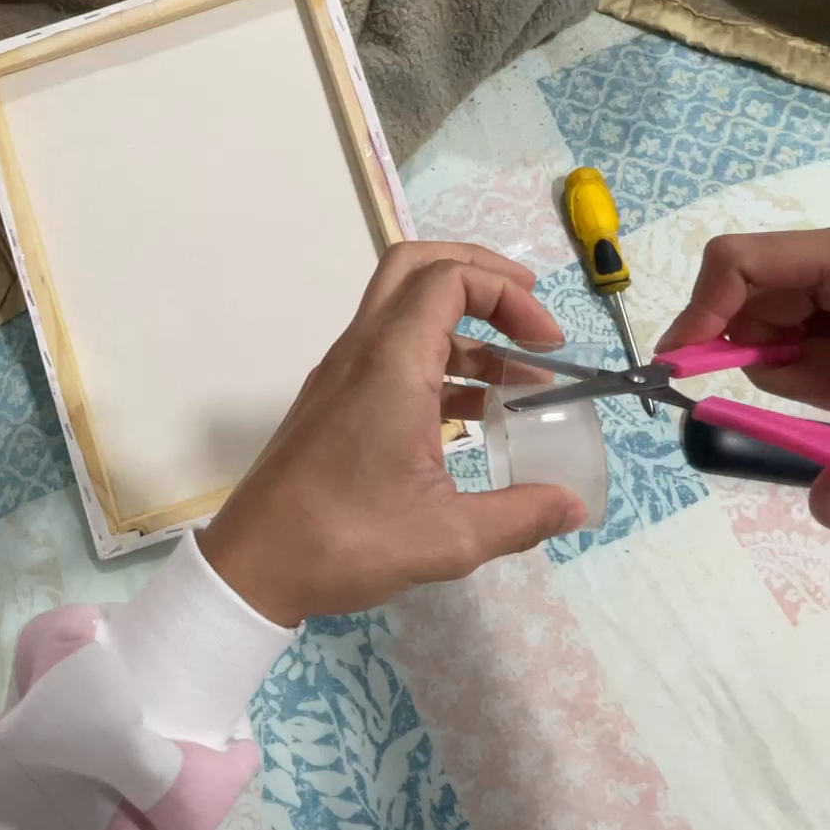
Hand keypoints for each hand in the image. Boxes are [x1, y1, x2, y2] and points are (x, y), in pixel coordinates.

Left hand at [196, 242, 589, 626]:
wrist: (255, 561)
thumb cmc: (346, 539)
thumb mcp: (447, 536)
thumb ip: (519, 515)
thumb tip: (574, 506)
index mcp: (389, 362)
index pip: (448, 278)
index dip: (507, 294)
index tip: (548, 343)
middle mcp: (361, 351)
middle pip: (416, 269)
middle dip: (480, 278)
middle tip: (531, 317)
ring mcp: (342, 373)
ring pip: (405, 314)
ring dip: (465, 332)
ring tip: (523, 383)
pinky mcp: (336, 400)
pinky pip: (392, 357)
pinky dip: (439, 366)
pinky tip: (478, 416)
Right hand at [657, 221, 829, 528]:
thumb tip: (821, 509)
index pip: (739, 265)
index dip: (700, 313)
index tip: (690, 372)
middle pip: (754, 296)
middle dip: (761, 354)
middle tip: (818, 401)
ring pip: (782, 314)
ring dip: (797, 364)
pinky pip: (819, 324)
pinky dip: (826, 359)